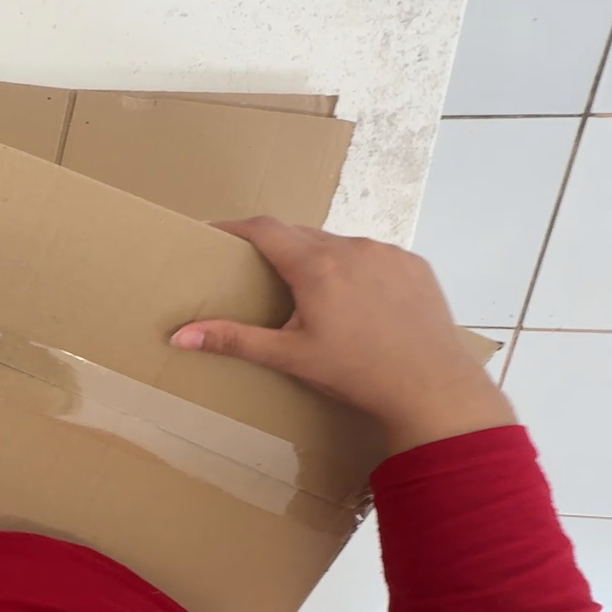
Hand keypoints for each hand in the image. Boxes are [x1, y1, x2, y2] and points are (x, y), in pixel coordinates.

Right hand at [170, 217, 515, 453]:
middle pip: (299, 234)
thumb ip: (232, 340)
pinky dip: (347, 268)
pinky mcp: (413, 265)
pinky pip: (369, 255)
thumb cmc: (354, 371)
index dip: (235, 228)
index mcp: (316, 266)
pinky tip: (344, 299)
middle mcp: (353, 248)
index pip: (265, 229)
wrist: (430, 383)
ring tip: (298, 289)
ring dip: (310, 258)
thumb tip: (181, 336)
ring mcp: (387, 253)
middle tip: (249, 267)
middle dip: (270, 246)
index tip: (213, 232)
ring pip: (336, 244)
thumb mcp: (286, 356)